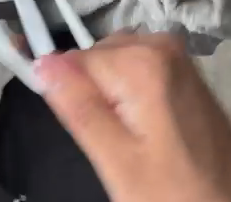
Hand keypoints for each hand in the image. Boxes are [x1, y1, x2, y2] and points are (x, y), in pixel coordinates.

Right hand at [35, 33, 230, 201]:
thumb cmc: (177, 195)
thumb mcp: (118, 162)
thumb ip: (79, 107)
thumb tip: (43, 63)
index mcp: (143, 60)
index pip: (76, 59)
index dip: (67, 91)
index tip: (78, 124)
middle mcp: (162, 45)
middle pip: (97, 57)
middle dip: (94, 94)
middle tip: (114, 145)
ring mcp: (178, 56)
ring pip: (116, 63)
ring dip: (112, 95)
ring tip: (132, 141)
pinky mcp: (187, 72)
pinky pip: (140, 69)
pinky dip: (132, 93)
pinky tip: (147, 132)